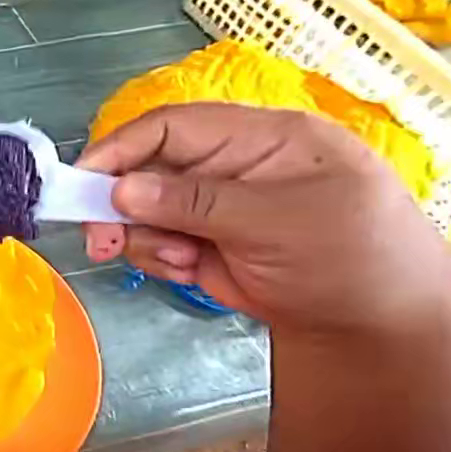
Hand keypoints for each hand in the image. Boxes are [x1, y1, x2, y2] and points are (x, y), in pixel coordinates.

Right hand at [77, 104, 450, 341]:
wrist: (371, 324)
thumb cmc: (347, 254)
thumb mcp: (276, 221)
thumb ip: (195, 203)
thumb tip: (120, 190)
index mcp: (252, 137)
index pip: (169, 127)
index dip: (119, 149)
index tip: (79, 182)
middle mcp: (223, 166)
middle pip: (144, 170)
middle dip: (119, 206)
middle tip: (102, 243)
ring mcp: (208, 207)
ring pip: (141, 212)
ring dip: (147, 240)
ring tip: (186, 263)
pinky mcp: (198, 243)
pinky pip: (153, 243)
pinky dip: (159, 260)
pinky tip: (193, 272)